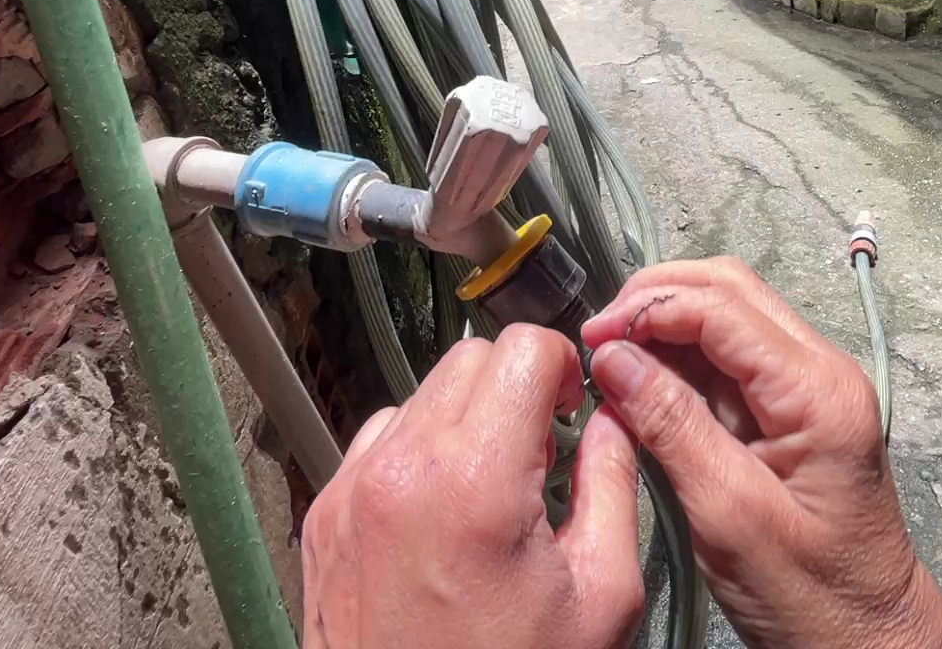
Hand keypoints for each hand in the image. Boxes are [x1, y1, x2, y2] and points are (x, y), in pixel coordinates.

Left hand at [300, 325, 643, 648]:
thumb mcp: (600, 594)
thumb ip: (614, 481)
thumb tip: (613, 417)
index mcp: (477, 480)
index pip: (523, 347)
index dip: (560, 365)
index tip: (568, 405)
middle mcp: (404, 466)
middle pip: (473, 356)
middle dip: (516, 384)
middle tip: (537, 446)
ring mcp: (354, 485)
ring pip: (425, 389)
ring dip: (467, 414)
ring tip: (487, 481)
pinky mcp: (326, 508)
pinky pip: (382, 434)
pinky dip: (420, 445)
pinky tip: (440, 502)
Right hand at [581, 258, 941, 648]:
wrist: (876, 642)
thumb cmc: (810, 597)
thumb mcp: (730, 516)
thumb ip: (671, 425)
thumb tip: (610, 356)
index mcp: (815, 388)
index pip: (721, 306)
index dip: (649, 309)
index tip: (592, 339)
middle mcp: (816, 365)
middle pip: (726, 287)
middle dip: (654, 298)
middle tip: (599, 335)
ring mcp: (803, 379)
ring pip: (722, 308)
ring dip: (662, 318)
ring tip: (611, 351)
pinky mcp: (784, 399)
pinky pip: (722, 349)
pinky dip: (674, 349)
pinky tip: (640, 372)